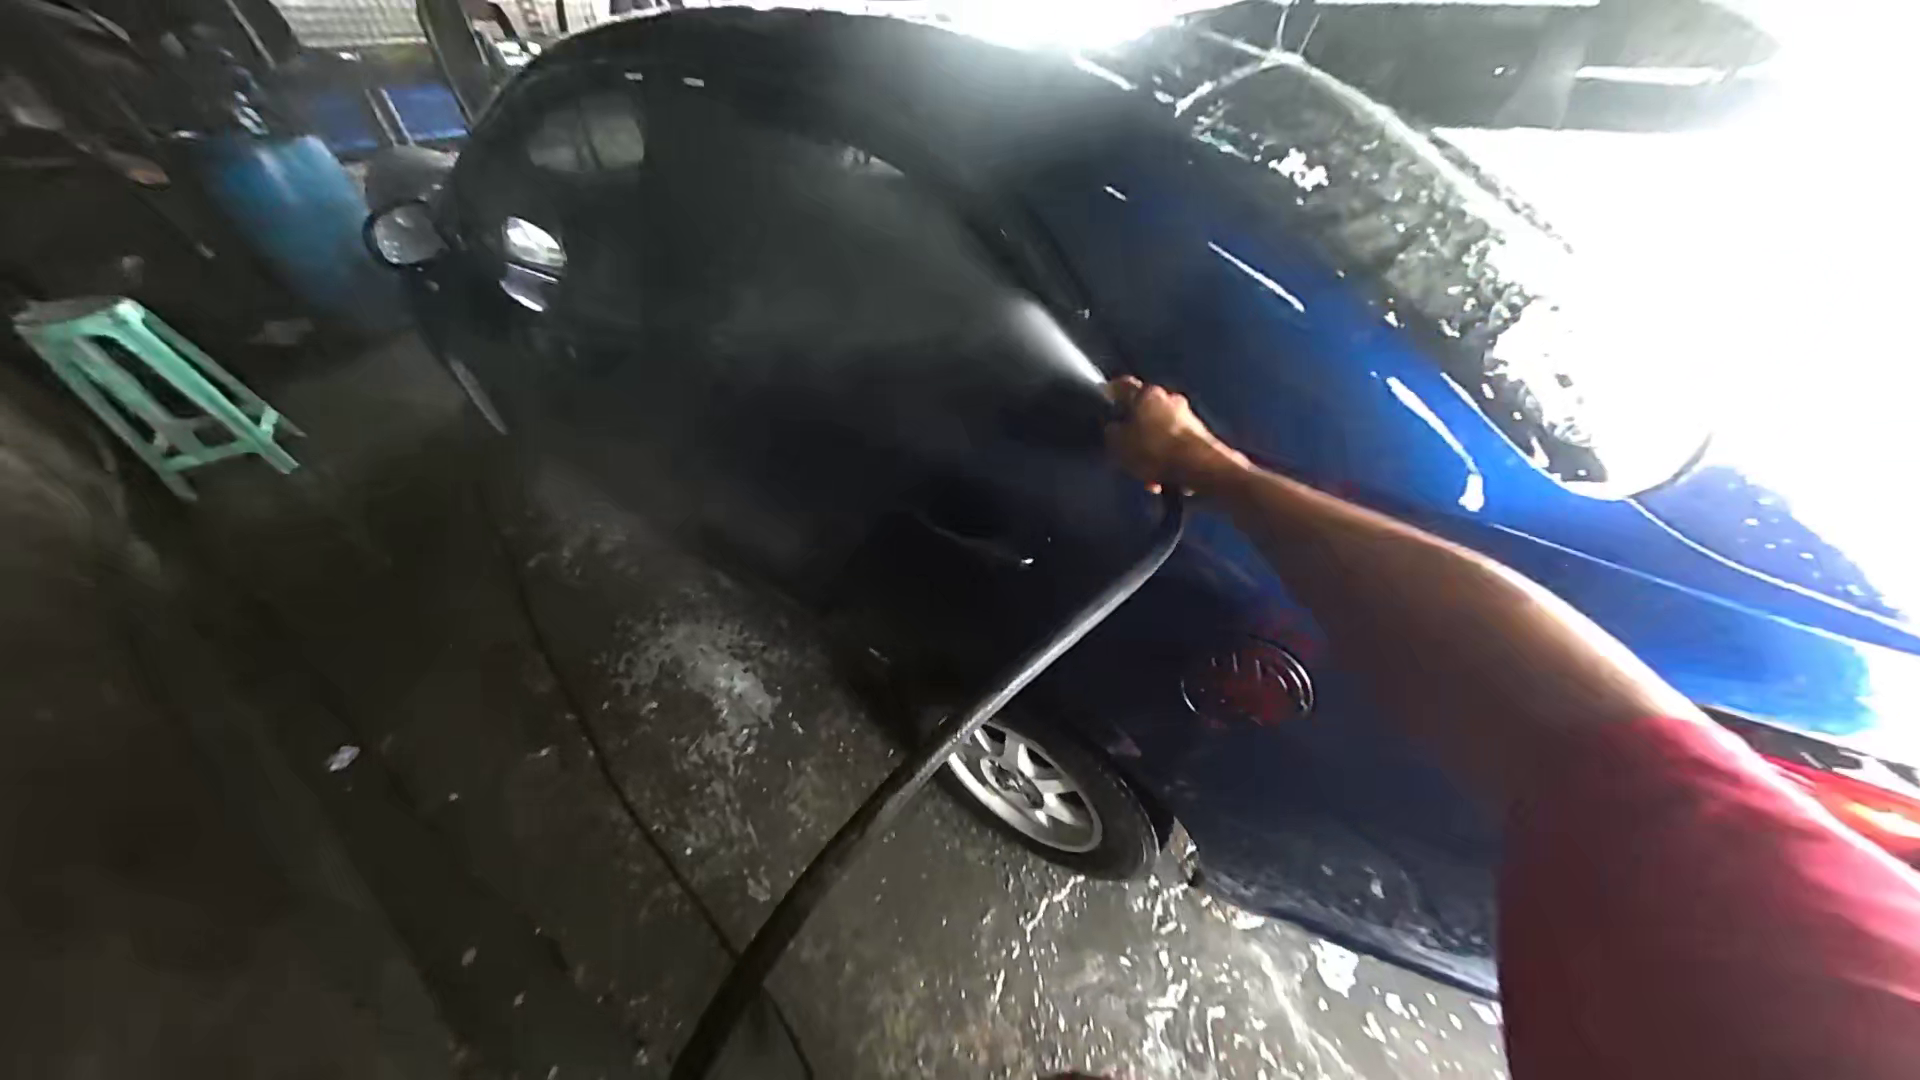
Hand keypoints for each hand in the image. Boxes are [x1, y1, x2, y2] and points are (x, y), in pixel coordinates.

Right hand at [1104, 377, 1249, 496]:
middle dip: (1133, 429)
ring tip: (1144, 473)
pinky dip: (1166, 458)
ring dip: (1150, 448)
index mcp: (1147, 393)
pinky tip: (1161, 478)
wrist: (1199, 467)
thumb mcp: (1118, 444)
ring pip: (1159, 430)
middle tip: (1123, 447)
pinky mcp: (1200, 435)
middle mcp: (1170, 398)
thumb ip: (1111, 432)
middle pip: (1143, 410)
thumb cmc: (1154, 450)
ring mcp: (1188, 416)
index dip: (1109, 394)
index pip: (1122, 386)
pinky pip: (1174, 444)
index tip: (1104, 403)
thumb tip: (1114, 429)